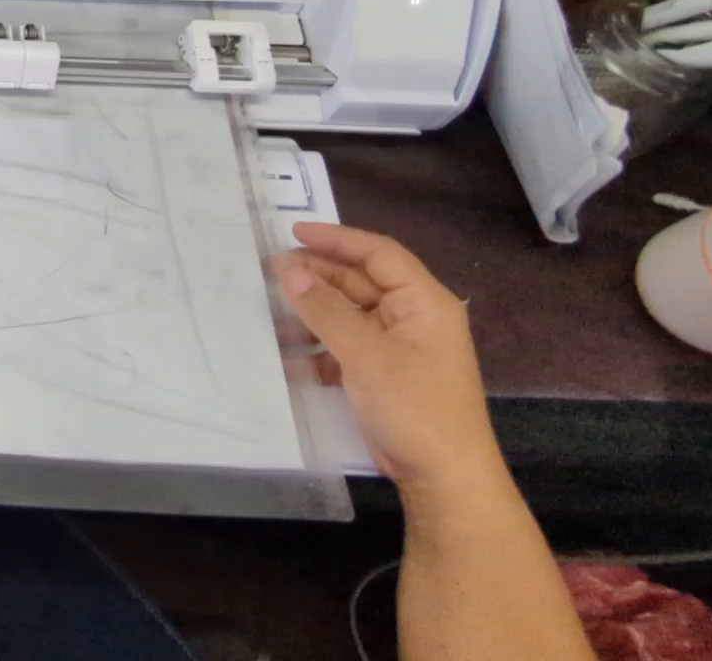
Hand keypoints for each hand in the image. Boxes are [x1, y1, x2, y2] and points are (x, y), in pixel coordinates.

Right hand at [273, 222, 507, 500]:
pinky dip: (314, 345)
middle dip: (315, 274)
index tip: (292, 232)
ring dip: (309, 310)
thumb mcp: (367, 355)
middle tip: (269, 270)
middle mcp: (411, 318)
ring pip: (345, 312)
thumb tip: (289, 271)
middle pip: (358, 281)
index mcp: (423, 304)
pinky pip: (340, 344)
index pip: (379, 254)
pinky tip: (285, 353)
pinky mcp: (379, 372)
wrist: (442, 478)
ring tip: (269, 310)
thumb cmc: (415, 408)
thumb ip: (326, 310)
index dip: (337, 239)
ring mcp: (395, 346)